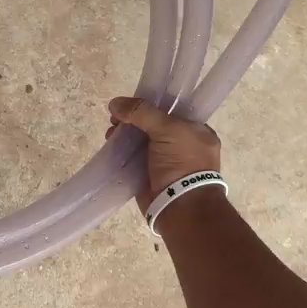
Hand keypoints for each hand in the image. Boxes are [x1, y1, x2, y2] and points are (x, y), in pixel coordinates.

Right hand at [106, 97, 222, 211]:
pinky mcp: (149, 175)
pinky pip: (133, 158)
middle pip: (152, 125)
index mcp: (196, 130)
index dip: (149, 105)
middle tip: (115, 120)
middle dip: (131, 121)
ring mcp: (165, 161)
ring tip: (110, 134)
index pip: (171, 110)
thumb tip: (115, 103)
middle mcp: (182, 144)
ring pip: (140, 141)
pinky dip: (121, 152)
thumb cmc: (182, 162)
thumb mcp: (168, 129)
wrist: (179, 204)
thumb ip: (143, 113)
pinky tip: (110, 147)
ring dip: (123, 135)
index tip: (129, 105)